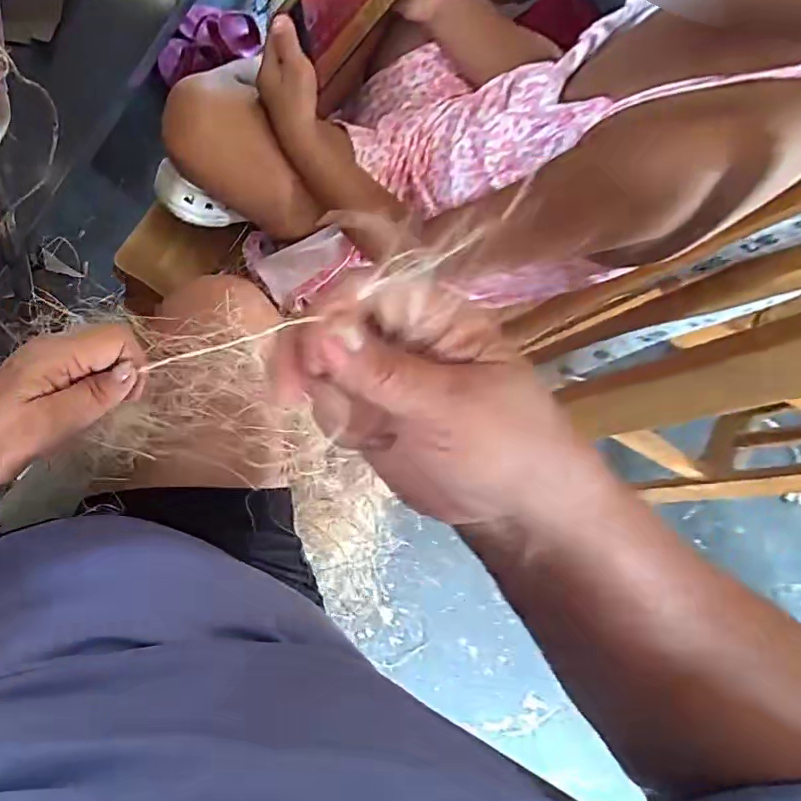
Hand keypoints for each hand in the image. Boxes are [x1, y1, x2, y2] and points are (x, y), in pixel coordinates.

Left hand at [0, 324, 144, 515]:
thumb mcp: (48, 424)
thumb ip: (92, 395)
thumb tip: (132, 371)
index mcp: (53, 352)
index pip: (116, 336)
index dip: (133, 365)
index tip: (127, 403)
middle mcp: (50, 347)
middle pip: (108, 343)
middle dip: (123, 374)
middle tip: (110, 413)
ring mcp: (44, 361)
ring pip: (96, 358)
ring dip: (108, 385)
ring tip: (92, 417)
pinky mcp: (40, 377)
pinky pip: (80, 372)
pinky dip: (91, 391)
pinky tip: (77, 415)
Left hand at [256, 16, 320, 135]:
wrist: (303, 141)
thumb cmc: (298, 102)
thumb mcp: (295, 67)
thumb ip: (287, 44)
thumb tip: (278, 18)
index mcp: (266, 72)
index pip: (270, 43)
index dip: (279, 27)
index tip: (287, 12)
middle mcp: (266, 86)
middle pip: (273, 59)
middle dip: (282, 44)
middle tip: (294, 28)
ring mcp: (276, 100)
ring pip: (280, 73)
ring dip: (288, 61)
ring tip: (299, 49)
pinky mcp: (287, 110)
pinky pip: (289, 85)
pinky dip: (294, 76)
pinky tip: (303, 77)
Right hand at [268, 253, 606, 525]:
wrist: (513, 510)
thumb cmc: (506, 445)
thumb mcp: (448, 407)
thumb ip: (382, 373)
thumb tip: (322, 335)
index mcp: (431, 315)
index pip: (364, 291)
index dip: (329, 312)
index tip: (311, 354)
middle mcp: (395, 336)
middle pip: (326, 322)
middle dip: (303, 355)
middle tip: (287, 394)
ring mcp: (373, 374)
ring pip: (315, 363)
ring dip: (321, 395)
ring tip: (359, 430)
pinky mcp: (359, 408)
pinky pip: (322, 401)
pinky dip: (330, 420)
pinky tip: (364, 440)